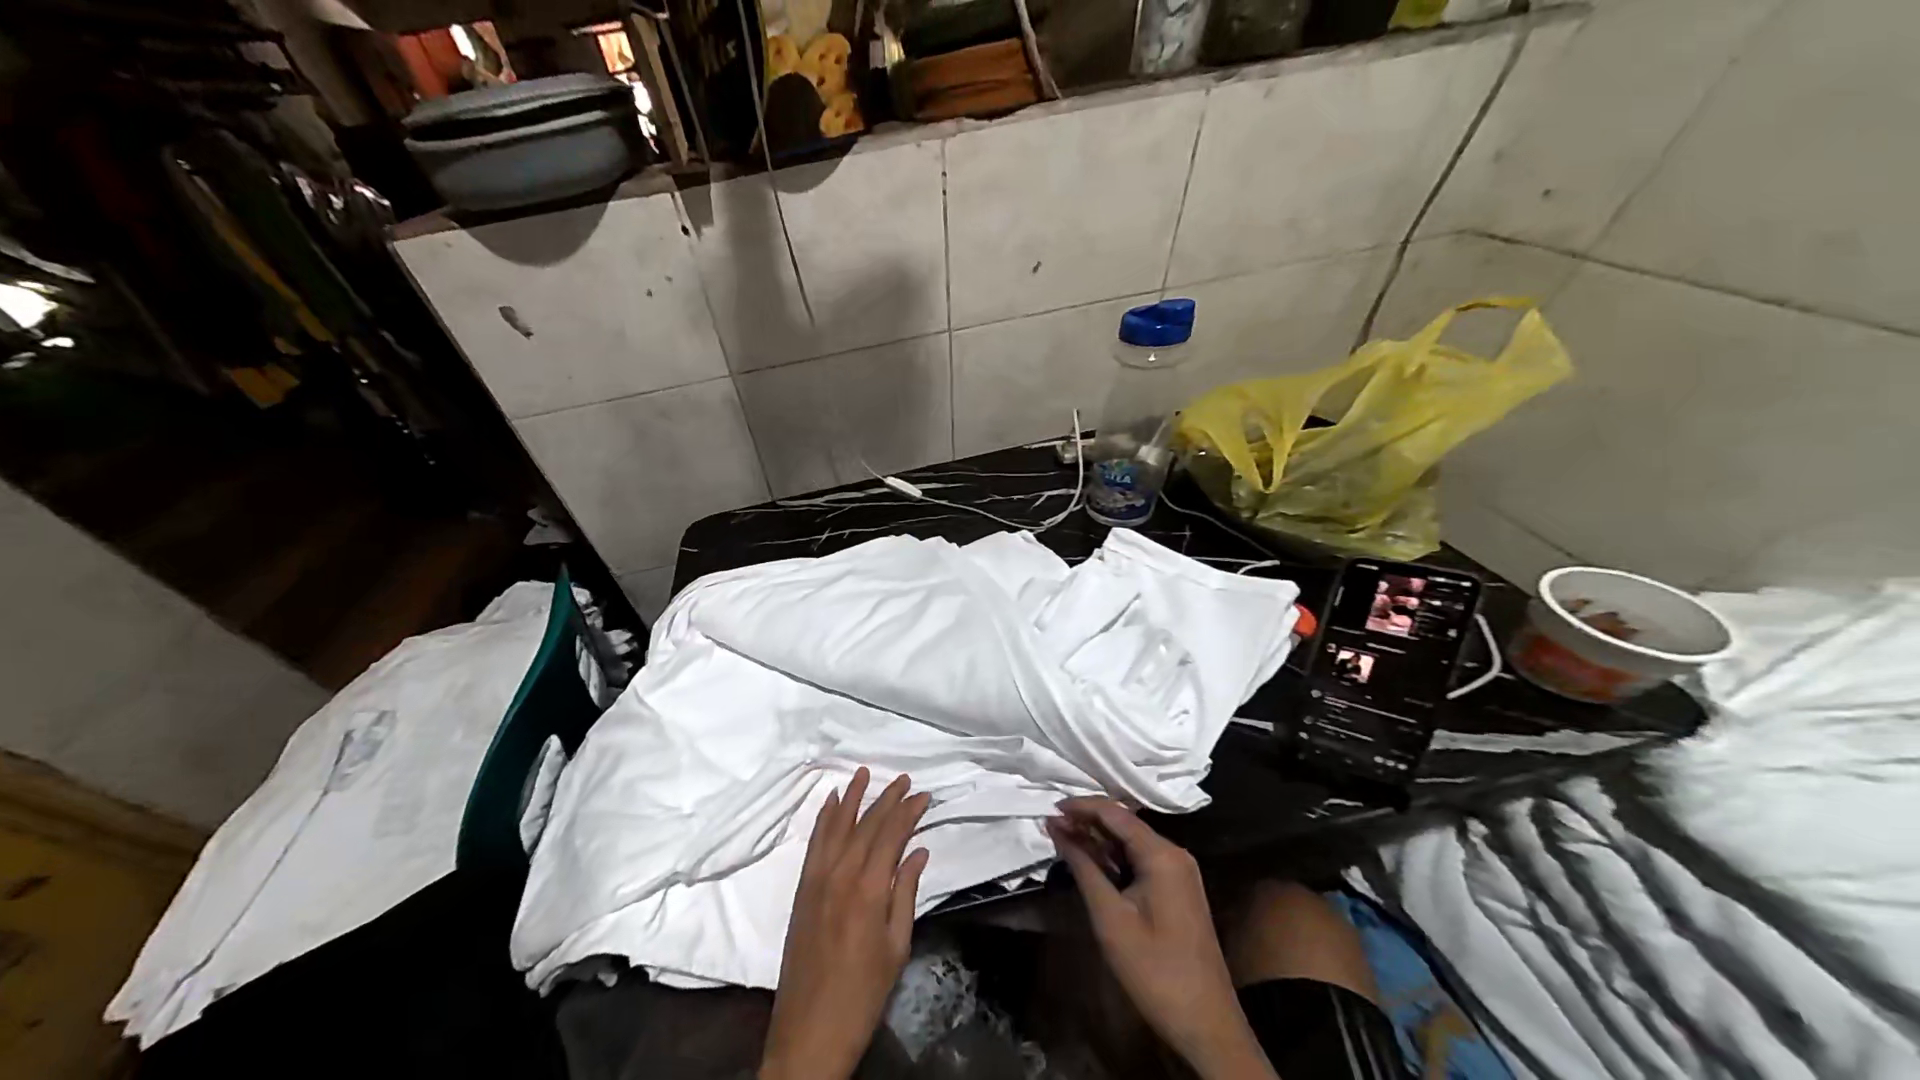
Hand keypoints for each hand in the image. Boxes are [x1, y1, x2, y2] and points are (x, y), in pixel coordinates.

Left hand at [760, 768, 930, 1079]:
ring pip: (837, 826)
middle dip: (887, 799)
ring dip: (852, 798)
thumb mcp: (896, 946)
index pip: (891, 835)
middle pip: (866, 825)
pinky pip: (814, 843)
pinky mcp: (801, 889)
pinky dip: (824, 819)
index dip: (908, 811)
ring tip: (864, 773)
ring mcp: (816, 879)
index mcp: (869, 889)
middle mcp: (840, 875)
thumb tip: (919, 851)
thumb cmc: (863, 993)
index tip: (923, 794)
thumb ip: (906, 892)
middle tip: (904, 779)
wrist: (809, 1030)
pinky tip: (832, 802)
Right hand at [1046, 798, 1276, 1079]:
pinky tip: (1089, 860)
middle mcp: (1174, 853)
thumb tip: (1057, 828)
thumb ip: (1083, 867)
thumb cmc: (1154, 969)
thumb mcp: (1110, 917)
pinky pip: (1140, 859)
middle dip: (1086, 821)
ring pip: (1131, 841)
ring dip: (1098, 839)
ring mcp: (1178, 871)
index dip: (1080, 806)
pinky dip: (1113, 857)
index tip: (1049, 808)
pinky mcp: (1176, 888)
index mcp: (1162, 854)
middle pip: (1124, 823)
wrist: (1205, 1022)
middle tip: (1050, 825)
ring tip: (1062, 837)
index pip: (1115, 813)